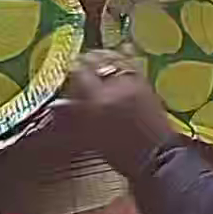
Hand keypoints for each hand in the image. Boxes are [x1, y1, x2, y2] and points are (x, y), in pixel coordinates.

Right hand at [55, 49, 179, 177]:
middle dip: (85, 60)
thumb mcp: (90, 136)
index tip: (65, 71)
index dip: (69, 69)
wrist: (156, 156)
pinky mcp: (146, 82)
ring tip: (96, 60)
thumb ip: (73, 115)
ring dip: (103, 56)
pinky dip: (121, 58)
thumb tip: (56, 103)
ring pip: (114, 58)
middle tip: (78, 65)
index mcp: (97, 101)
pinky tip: (116, 61)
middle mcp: (115, 86)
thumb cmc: (120, 152)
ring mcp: (133, 82)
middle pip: (96, 61)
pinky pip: (130, 63)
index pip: (78, 72)